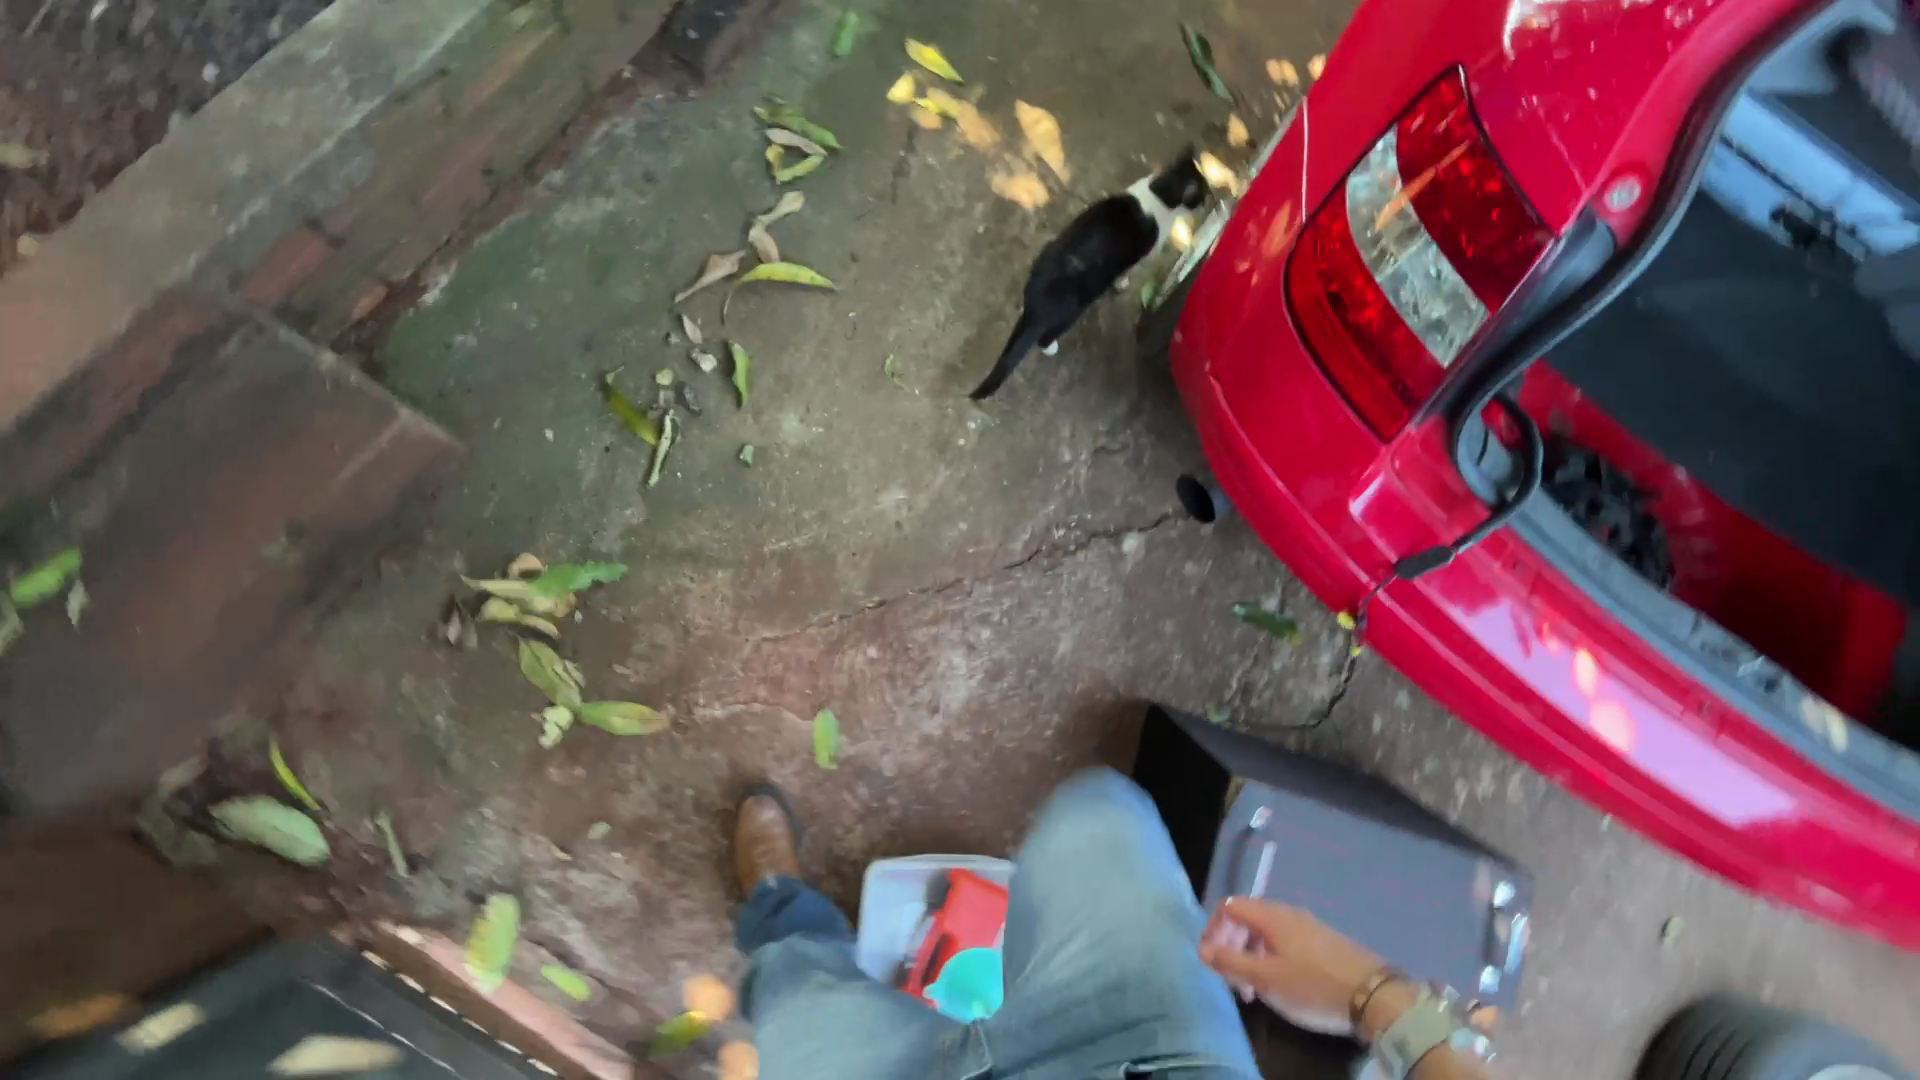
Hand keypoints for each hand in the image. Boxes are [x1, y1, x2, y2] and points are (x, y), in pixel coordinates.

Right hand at [1198, 896, 1384, 1034]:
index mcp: (1270, 916)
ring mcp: (1308, 927)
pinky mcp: (1324, 943)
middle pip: (1246, 918)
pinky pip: (1286, 942)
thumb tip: (1202, 949)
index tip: (1211, 959)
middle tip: (1233, 981)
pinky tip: (1283, 985)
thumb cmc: (1314, 986)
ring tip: (1256, 990)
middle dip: (1232, 946)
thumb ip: (1231, 962)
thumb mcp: (1266, 979)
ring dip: (1252, 956)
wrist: (1377, 997)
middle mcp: (1287, 913)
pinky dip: (1273, 959)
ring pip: (1266, 933)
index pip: (1229, 906)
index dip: (1213, 928)